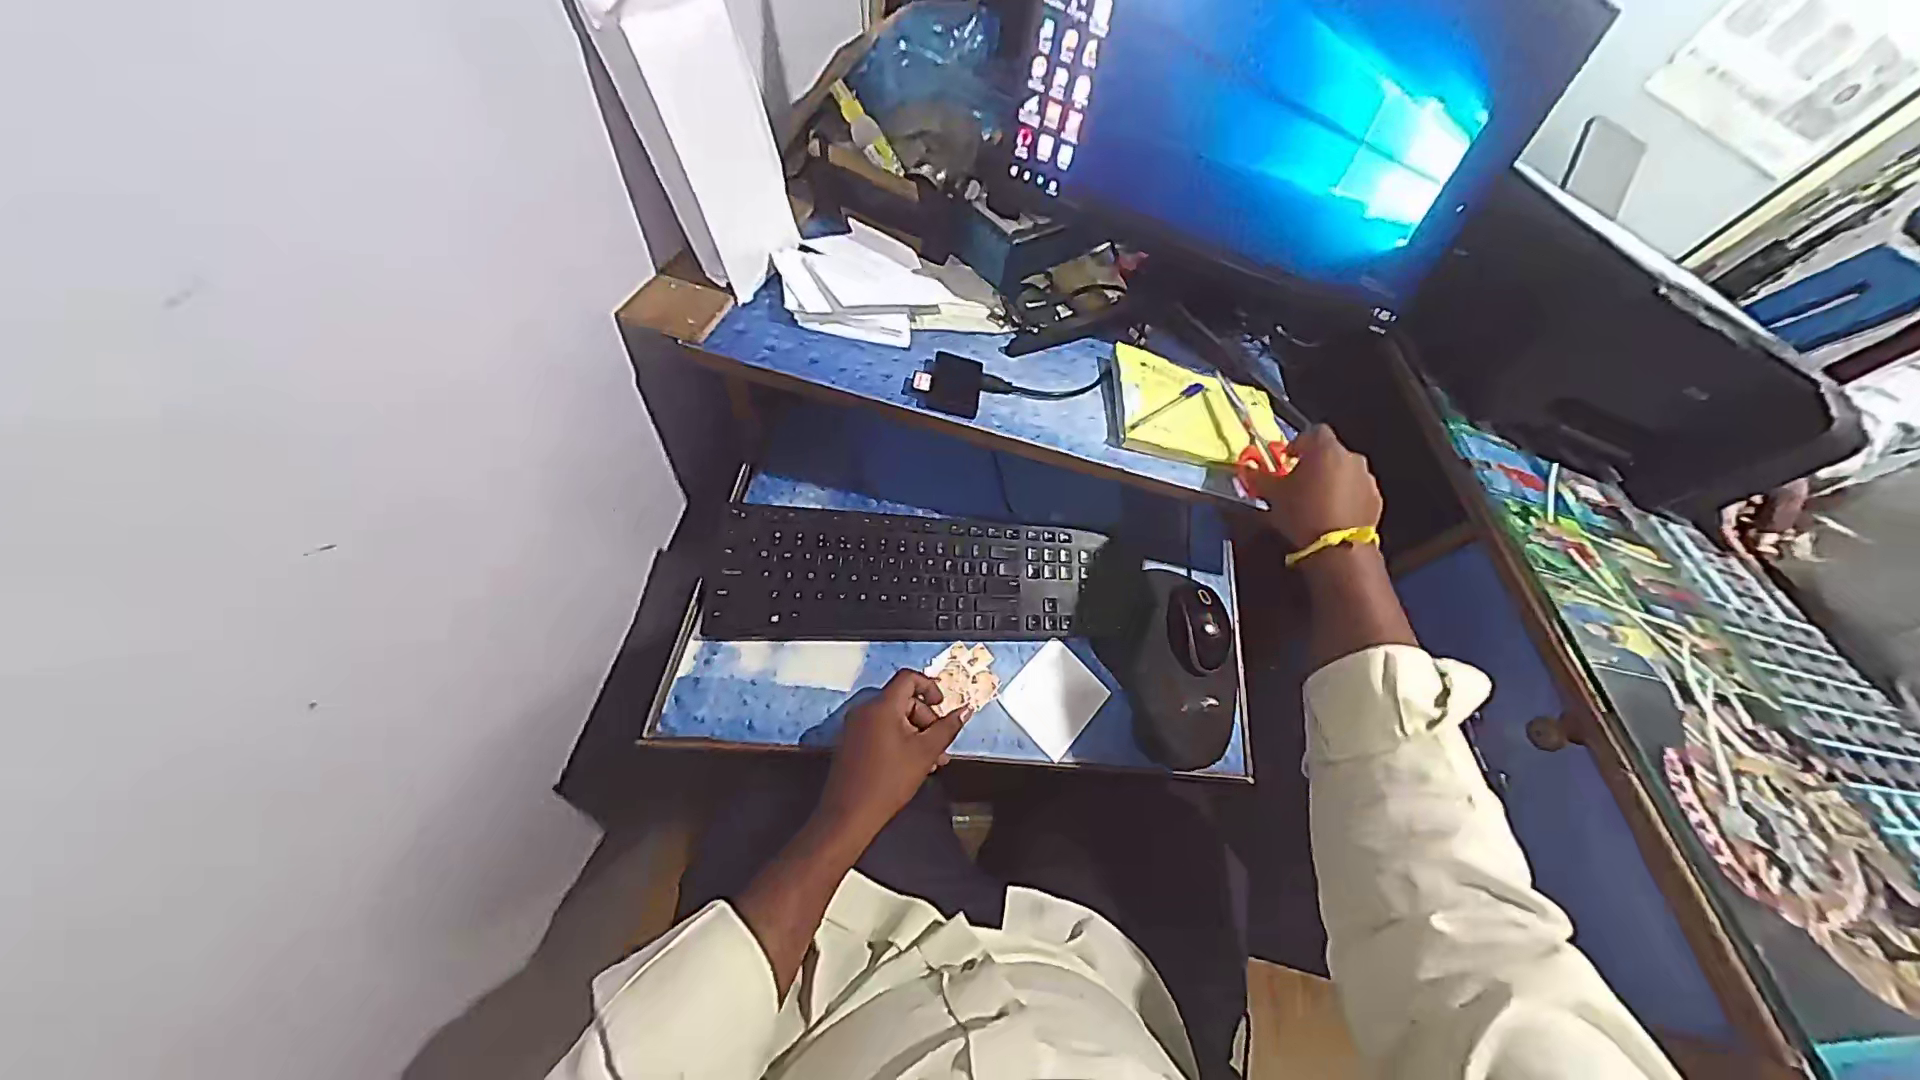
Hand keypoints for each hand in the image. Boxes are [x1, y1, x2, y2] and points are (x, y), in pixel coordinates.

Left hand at [815, 670, 969, 840]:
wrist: (848, 815)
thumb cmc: (889, 781)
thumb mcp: (925, 752)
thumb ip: (947, 728)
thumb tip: (966, 709)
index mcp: (882, 706)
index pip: (908, 678)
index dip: (930, 687)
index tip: (942, 706)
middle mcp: (865, 709)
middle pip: (903, 700)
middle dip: (926, 719)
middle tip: (940, 745)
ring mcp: (855, 725)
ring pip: (893, 717)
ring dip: (915, 732)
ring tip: (931, 760)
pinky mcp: (850, 741)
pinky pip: (879, 729)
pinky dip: (898, 738)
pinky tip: (911, 763)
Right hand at [1249, 424, 1381, 549]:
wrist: (1338, 547)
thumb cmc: (1301, 513)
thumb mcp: (1273, 495)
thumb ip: (1259, 477)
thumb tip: (1245, 470)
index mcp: (1325, 450)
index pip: (1313, 431)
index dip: (1298, 443)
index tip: (1287, 460)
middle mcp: (1350, 457)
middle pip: (1329, 451)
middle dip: (1314, 463)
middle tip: (1297, 482)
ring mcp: (1366, 477)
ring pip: (1343, 470)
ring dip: (1330, 478)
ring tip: (1314, 500)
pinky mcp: (1375, 497)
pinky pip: (1355, 488)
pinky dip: (1343, 494)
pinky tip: (1330, 512)